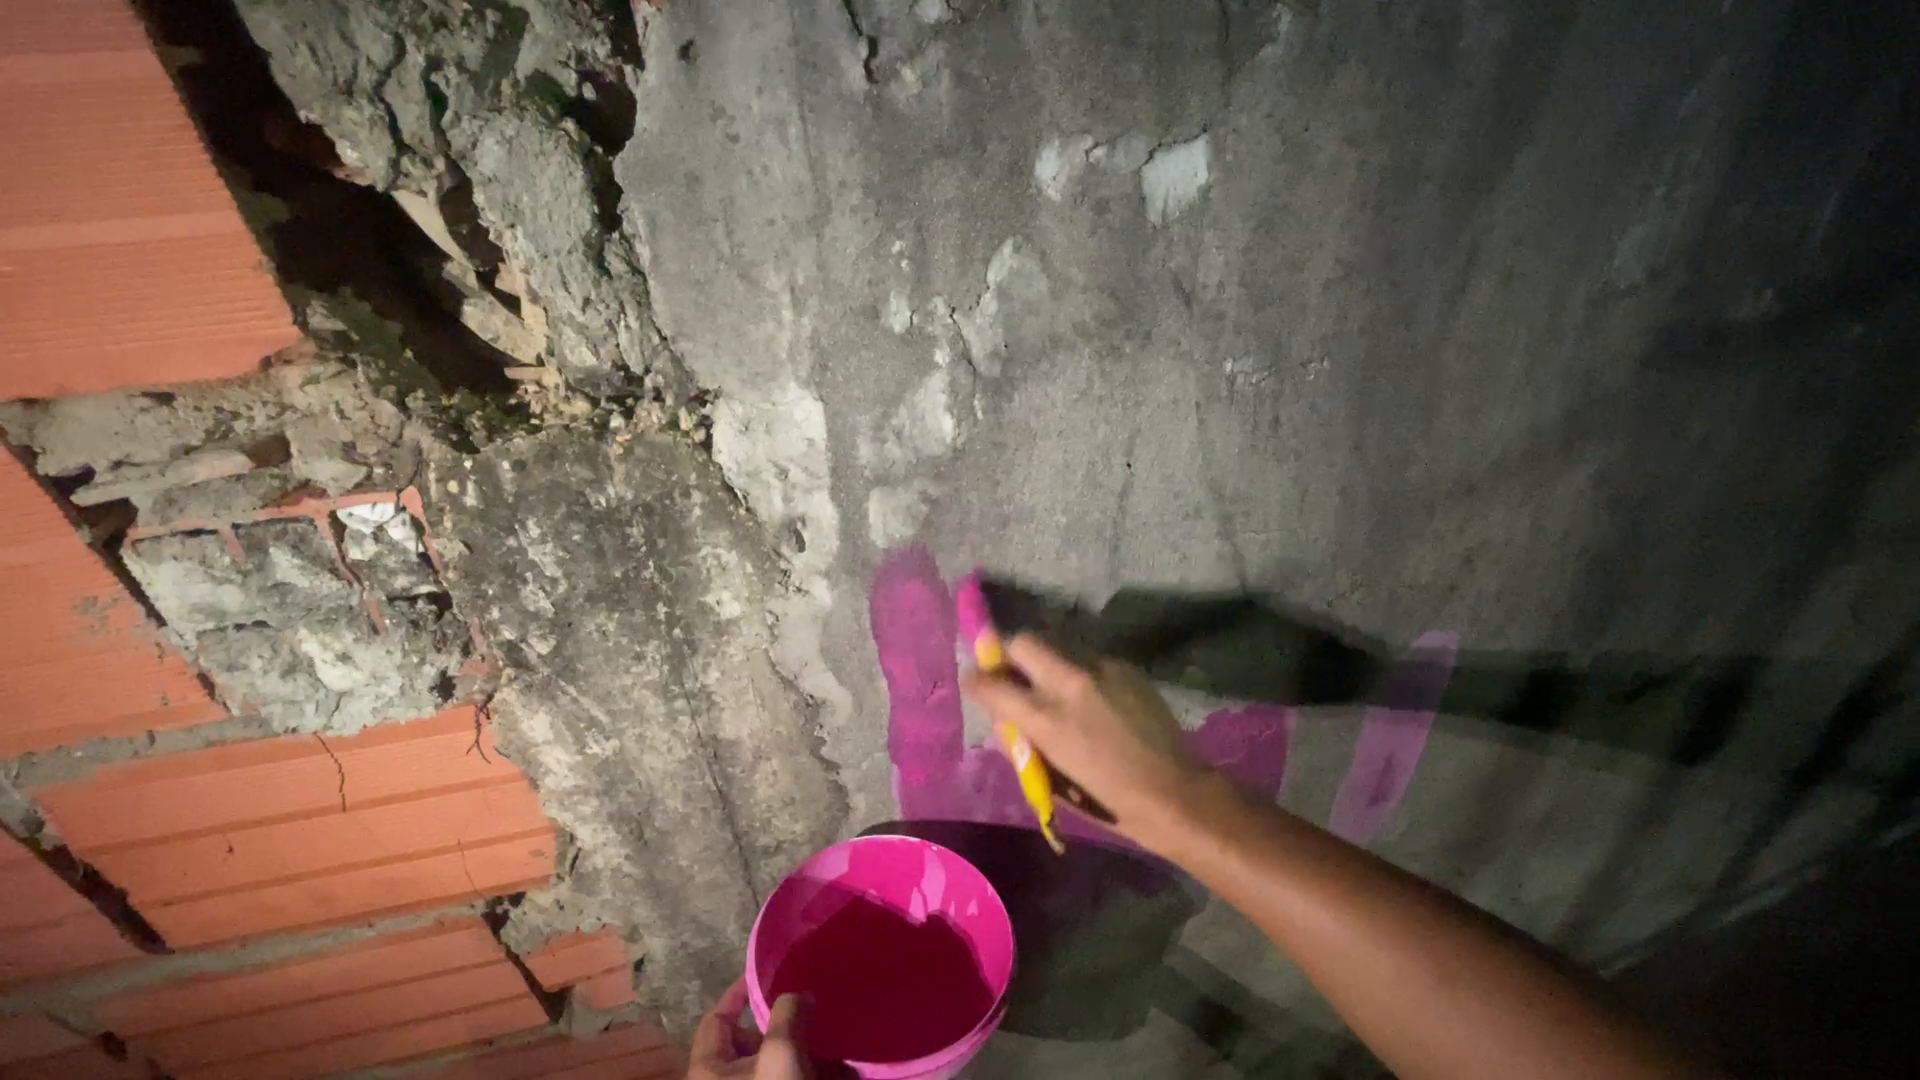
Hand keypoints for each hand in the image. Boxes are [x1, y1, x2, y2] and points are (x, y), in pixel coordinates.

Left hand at [687, 979, 819, 1078]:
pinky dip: (811, 1070)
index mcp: (709, 1068)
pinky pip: (789, 1077)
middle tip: (810, 1009)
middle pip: (752, 1039)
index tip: (765, 972)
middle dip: (784, 1023)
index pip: (716, 1017)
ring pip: (776, 1062)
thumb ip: (787, 1014)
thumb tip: (798, 993)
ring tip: (831, 1036)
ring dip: (804, 1048)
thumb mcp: (779, 1053)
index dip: (739, 992)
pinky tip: (840, 1065)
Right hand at [961, 634, 1212, 852]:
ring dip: (1048, 663)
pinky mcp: (1126, 668)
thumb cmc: (1107, 801)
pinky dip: (1081, 674)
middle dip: (1010, 653)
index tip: (975, 682)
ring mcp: (1101, 670)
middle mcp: (1069, 683)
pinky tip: (1095, 699)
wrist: (1174, 792)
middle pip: (1024, 641)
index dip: (976, 681)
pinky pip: (1090, 660)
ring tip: (1059, 689)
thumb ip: (1022, 745)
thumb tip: (1004, 722)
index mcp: (1045, 719)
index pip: (991, 684)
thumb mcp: (1051, 783)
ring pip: (1059, 646)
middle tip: (1013, 672)